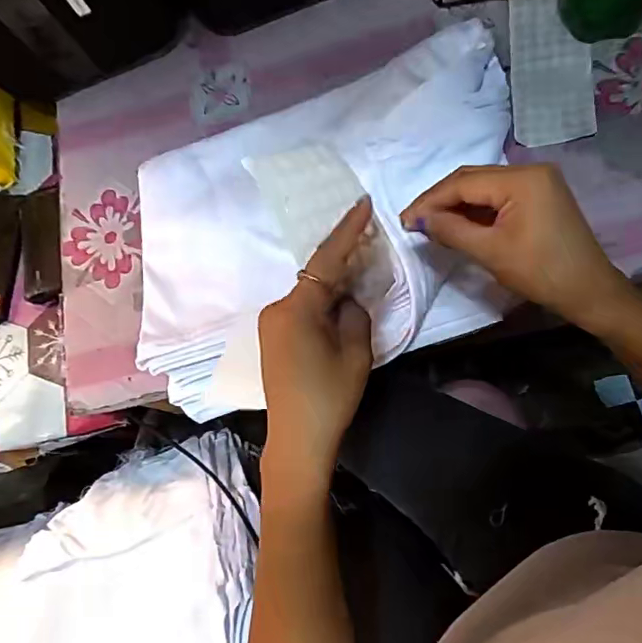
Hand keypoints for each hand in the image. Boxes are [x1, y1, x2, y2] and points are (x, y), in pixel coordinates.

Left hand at [259, 199, 375, 488]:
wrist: (297, 438)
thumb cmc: (330, 397)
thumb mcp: (355, 353)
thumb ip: (355, 314)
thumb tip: (348, 299)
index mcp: (296, 308)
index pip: (326, 260)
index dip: (348, 231)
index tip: (363, 204)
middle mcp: (276, 308)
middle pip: (315, 276)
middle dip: (343, 262)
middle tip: (371, 244)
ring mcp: (270, 324)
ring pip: (308, 294)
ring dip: (332, 287)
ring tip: (361, 279)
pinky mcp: (272, 339)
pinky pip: (300, 310)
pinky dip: (320, 304)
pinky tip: (339, 306)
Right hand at [401, 164, 635, 328]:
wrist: (588, 291)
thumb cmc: (541, 272)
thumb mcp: (491, 252)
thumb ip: (451, 230)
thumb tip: (419, 220)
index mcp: (521, 179)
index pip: (462, 182)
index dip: (429, 201)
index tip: (404, 222)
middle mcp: (530, 171)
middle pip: (472, 180)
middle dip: (440, 201)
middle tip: (413, 224)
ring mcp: (538, 182)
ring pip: (483, 188)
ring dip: (456, 206)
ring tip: (430, 227)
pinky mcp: (540, 198)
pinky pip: (499, 198)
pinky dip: (476, 211)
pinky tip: (457, 225)